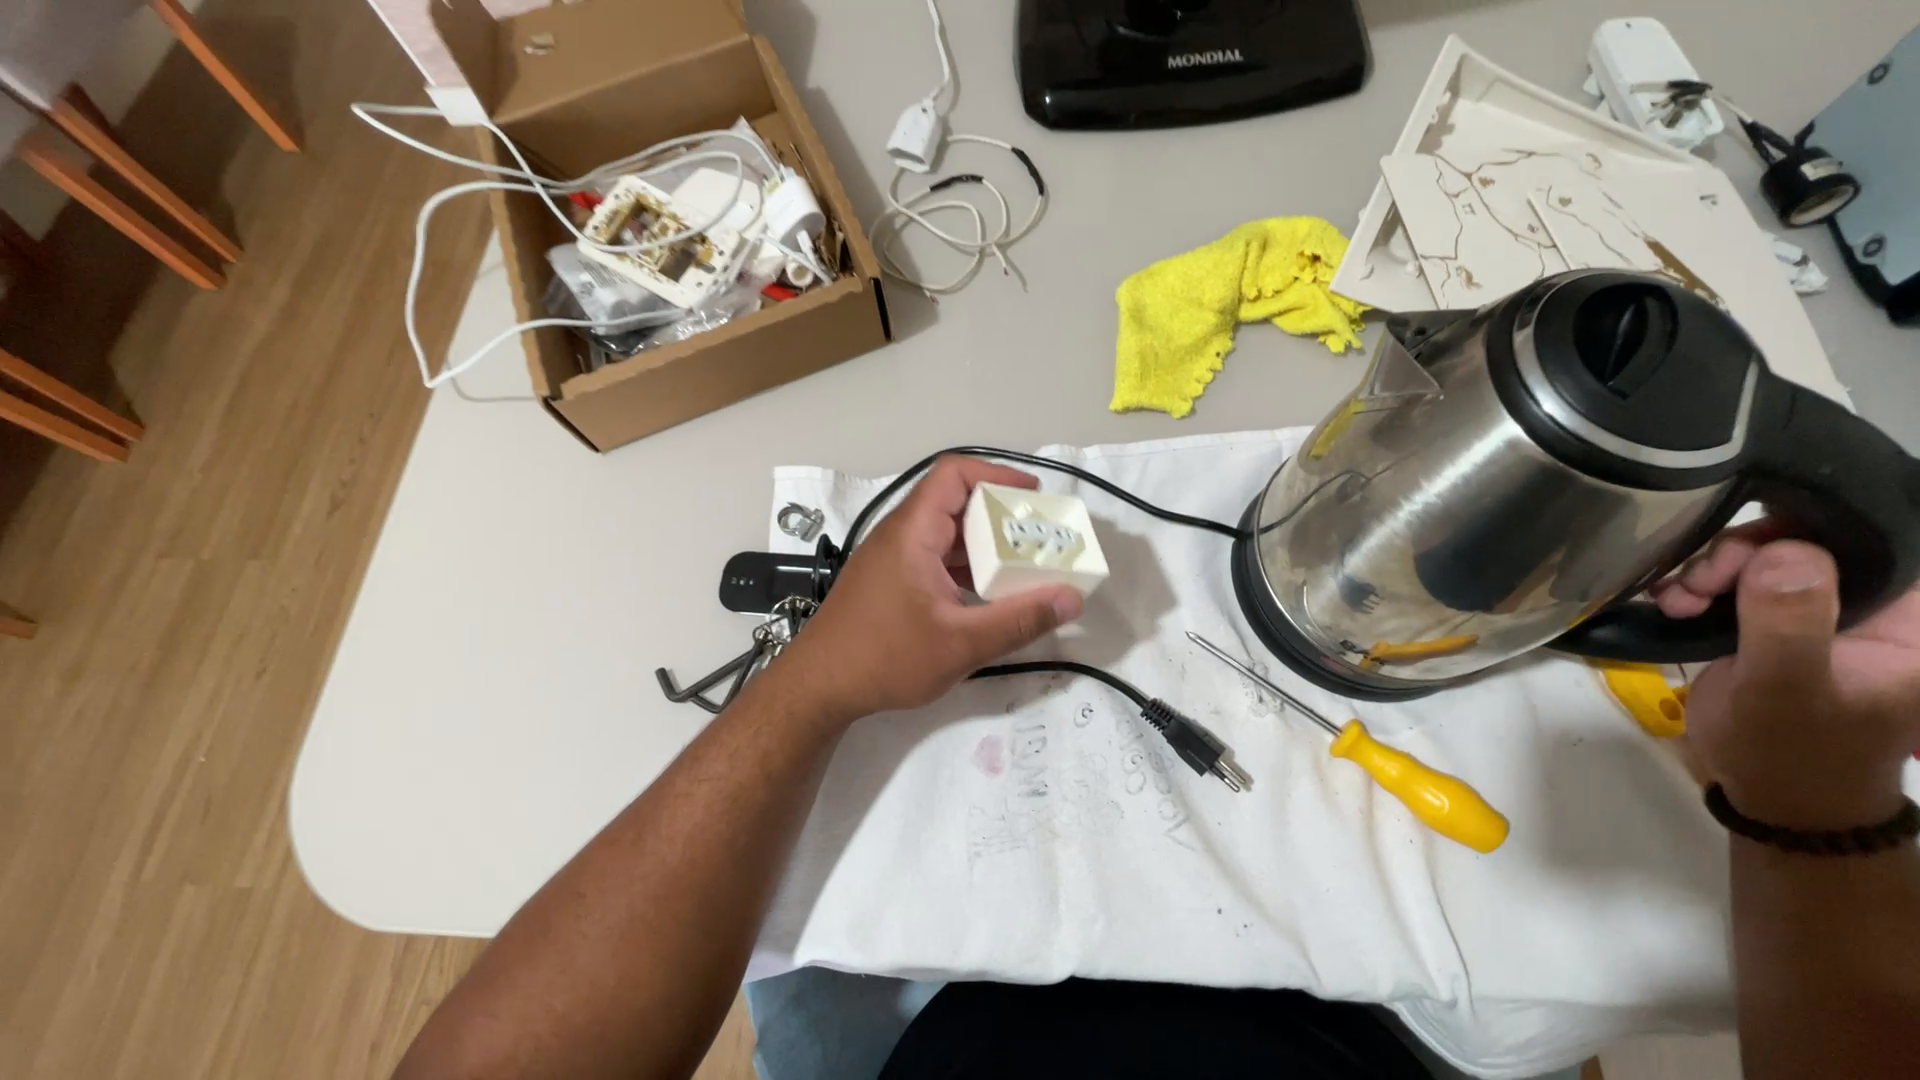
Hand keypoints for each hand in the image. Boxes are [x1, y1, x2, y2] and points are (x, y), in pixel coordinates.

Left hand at [776, 457, 1085, 725]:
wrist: (817, 688)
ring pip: (944, 534)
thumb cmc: (885, 657)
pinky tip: (986, 596)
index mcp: (912, 532)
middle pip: (954, 503)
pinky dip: (963, 568)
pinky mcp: (888, 582)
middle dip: (1000, 517)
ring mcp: (891, 560)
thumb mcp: (960, 643)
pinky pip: (933, 558)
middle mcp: (900, 536)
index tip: (1033, 496)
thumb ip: (1019, 621)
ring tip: (1022, 568)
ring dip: (983, 546)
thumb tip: (1072, 600)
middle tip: (1039, 540)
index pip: (953, 474)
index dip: (997, 475)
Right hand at [1653, 529, 1919, 828]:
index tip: (1745, 551)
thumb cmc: (1793, 749)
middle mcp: (1875, 605)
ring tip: (1679, 600)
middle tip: (1700, 582)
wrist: (1776, 797)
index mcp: (1909, 617)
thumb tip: (1784, 550)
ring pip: (1769, 555)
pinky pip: (1741, 580)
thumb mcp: (1786, 689)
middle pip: (1811, 539)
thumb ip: (1790, 623)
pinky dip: (1701, 585)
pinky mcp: (1780, 623)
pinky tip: (1675, 603)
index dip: (1807, 525)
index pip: (1872, 536)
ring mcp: (1825, 613)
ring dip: (1713, 569)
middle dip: (1745, 551)